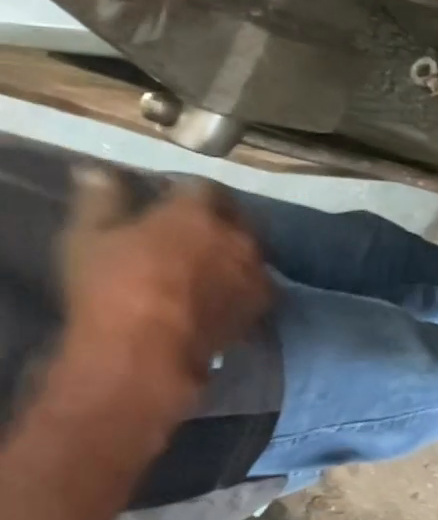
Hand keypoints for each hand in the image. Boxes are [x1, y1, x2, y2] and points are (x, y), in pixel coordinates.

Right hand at [60, 169, 271, 403]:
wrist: (149, 347)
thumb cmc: (111, 286)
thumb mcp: (89, 237)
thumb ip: (101, 199)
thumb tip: (100, 171)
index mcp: (198, 213)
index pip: (202, 186)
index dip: (184, 188)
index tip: (166, 194)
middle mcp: (239, 235)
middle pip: (237, 215)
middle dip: (218, 215)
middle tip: (191, 227)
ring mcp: (259, 269)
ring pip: (252, 247)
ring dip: (234, 247)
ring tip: (208, 258)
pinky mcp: (266, 299)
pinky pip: (258, 279)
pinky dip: (242, 277)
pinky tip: (222, 287)